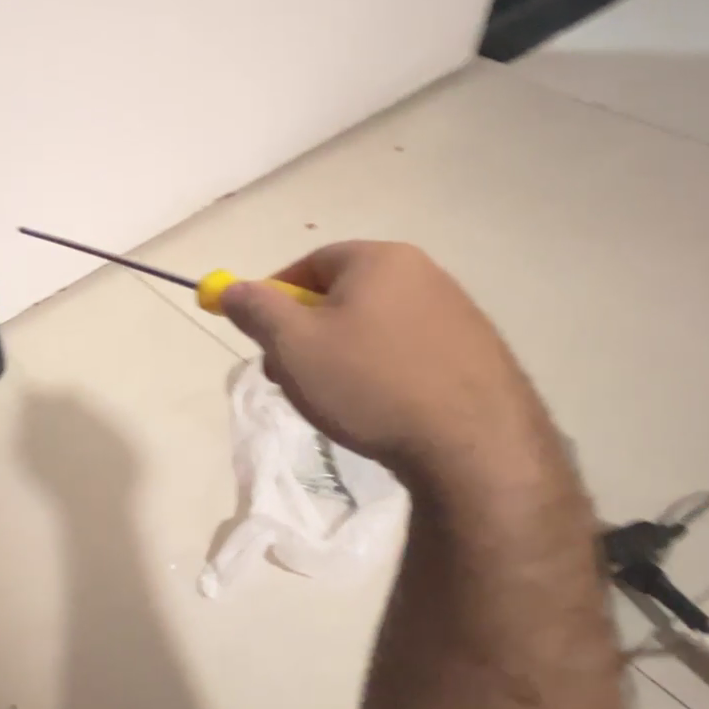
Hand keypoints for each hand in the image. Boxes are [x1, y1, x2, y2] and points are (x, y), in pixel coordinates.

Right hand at [220, 242, 562, 497]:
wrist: (473, 448)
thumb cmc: (369, 383)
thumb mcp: (291, 344)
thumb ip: (255, 309)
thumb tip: (232, 289)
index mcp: (381, 260)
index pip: (310, 263)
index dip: (274, 296)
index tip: (260, 335)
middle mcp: (425, 274)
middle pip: (342, 294)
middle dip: (305, 331)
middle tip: (288, 374)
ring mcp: (457, 315)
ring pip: (373, 326)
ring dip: (340, 354)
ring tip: (332, 399)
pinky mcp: (476, 354)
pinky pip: (407, 352)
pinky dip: (380, 372)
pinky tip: (376, 409)